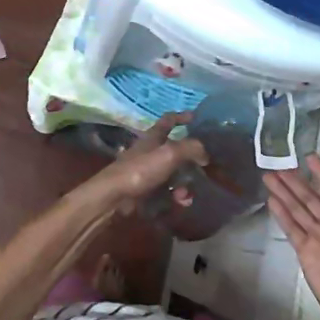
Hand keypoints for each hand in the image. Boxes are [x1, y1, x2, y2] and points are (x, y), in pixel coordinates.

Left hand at [81, 113, 207, 212]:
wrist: (114, 196)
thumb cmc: (141, 169)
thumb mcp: (170, 153)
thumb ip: (191, 149)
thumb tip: (205, 154)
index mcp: (153, 137)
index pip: (168, 120)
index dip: (182, 116)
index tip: (195, 117)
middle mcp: (150, 151)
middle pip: (176, 151)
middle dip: (191, 161)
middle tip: (203, 168)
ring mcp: (148, 171)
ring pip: (174, 174)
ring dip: (184, 184)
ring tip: (185, 195)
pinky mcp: (146, 190)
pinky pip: (168, 191)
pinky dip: (176, 196)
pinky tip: (180, 202)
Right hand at [266, 155, 319, 319]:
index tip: (308, 157)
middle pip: (313, 199)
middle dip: (296, 181)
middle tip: (278, 163)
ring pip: (299, 211)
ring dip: (285, 193)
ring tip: (269, 176)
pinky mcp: (306, 254)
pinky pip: (292, 230)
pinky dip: (282, 215)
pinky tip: (272, 201)